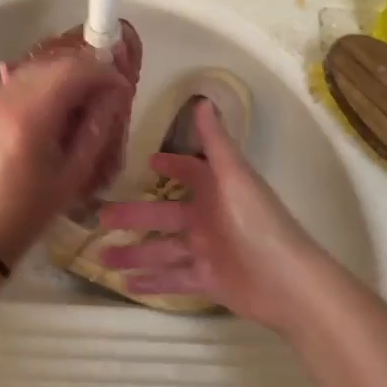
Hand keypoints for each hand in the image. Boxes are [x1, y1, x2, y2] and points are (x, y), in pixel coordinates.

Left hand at [7, 21, 141, 214]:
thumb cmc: (30, 211)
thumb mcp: (73, 175)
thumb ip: (96, 129)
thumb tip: (115, 97)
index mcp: (31, 117)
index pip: (73, 71)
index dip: (103, 73)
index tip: (123, 87)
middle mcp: (8, 99)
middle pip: (55, 63)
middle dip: (86, 70)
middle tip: (108, 92)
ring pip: (37, 67)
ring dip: (65, 74)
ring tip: (86, 99)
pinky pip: (21, 81)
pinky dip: (45, 83)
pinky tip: (58, 107)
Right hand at [97, 100, 328, 329]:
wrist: (287, 282)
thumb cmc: (258, 222)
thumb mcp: (234, 177)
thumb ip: (215, 142)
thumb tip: (202, 100)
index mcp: (218, 190)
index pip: (190, 172)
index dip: (171, 167)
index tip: (145, 164)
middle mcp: (210, 218)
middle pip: (165, 215)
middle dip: (134, 216)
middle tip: (99, 218)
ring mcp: (208, 252)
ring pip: (163, 250)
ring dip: (134, 254)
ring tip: (101, 259)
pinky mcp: (209, 282)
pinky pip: (174, 280)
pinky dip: (152, 282)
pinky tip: (127, 286)